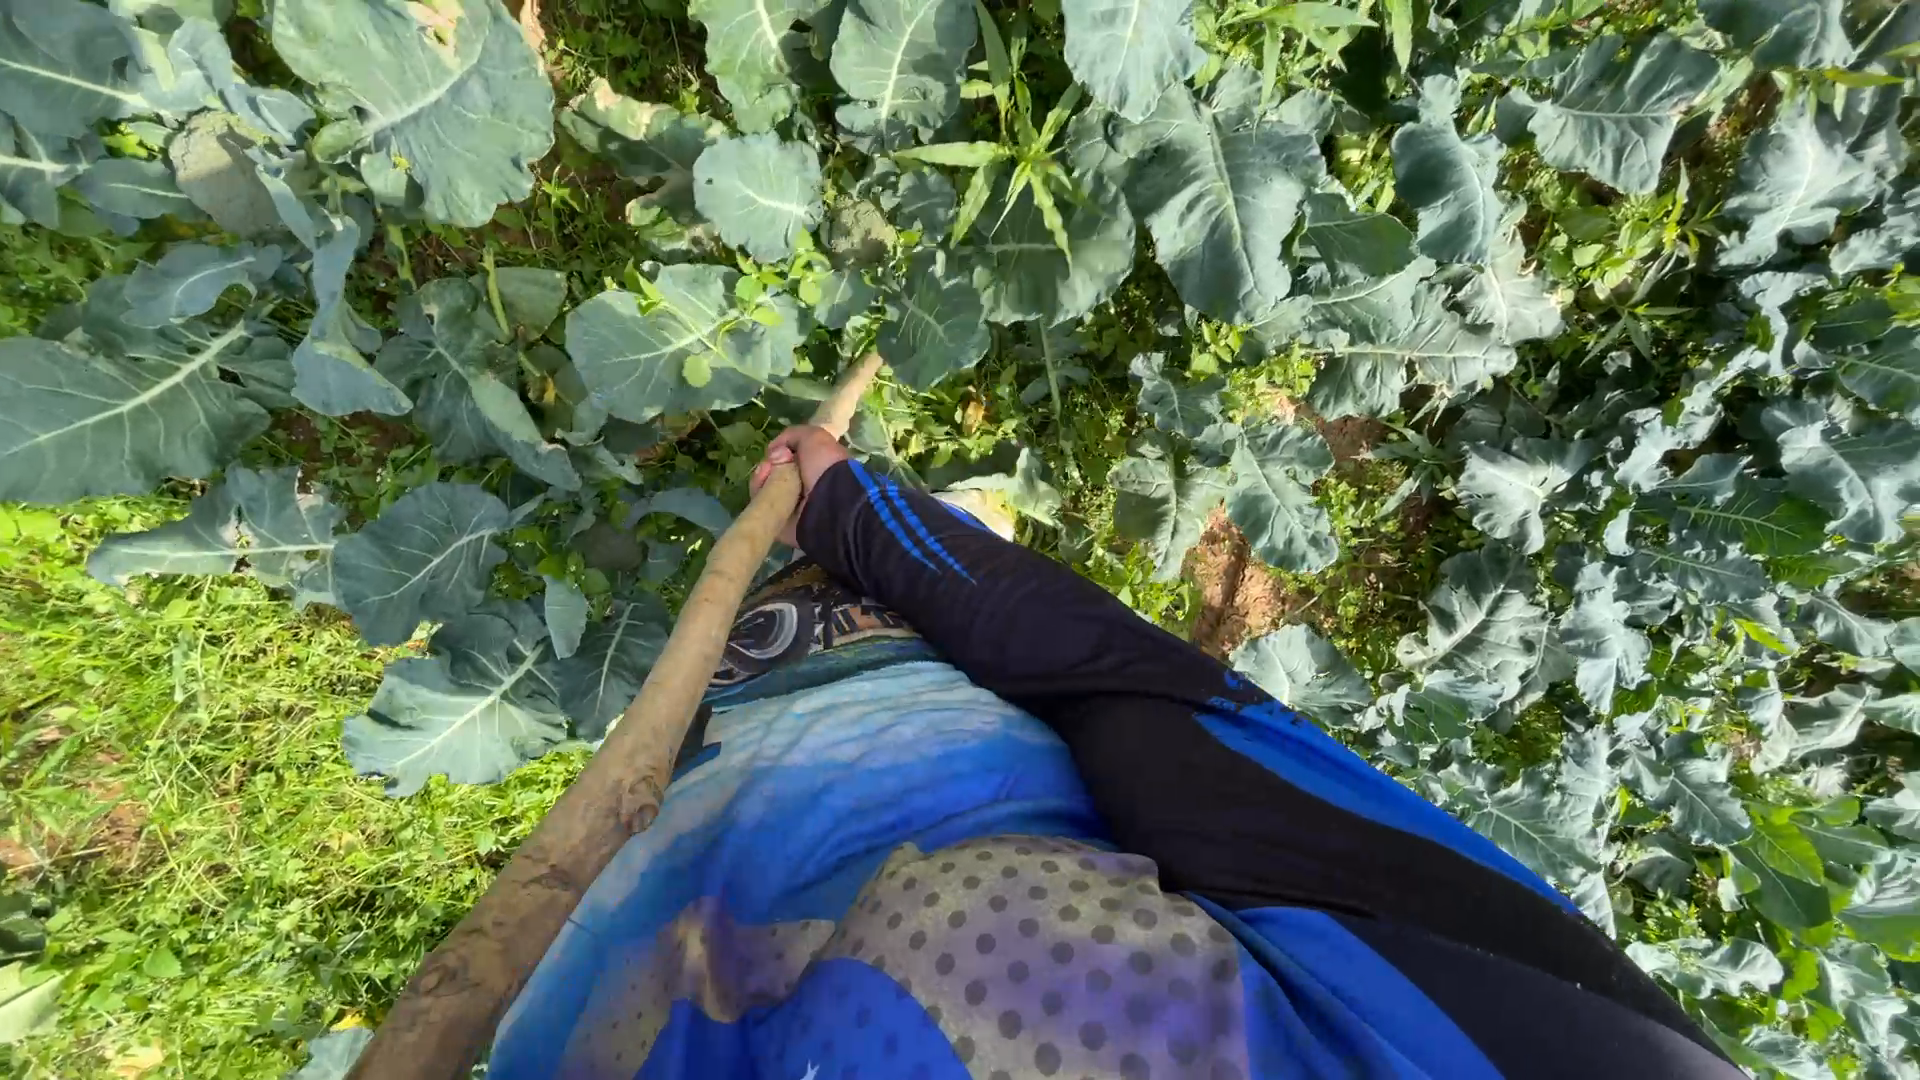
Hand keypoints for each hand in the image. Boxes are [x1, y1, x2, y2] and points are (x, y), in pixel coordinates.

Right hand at [750, 425, 850, 547]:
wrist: (829, 501)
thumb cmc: (825, 466)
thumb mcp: (814, 438)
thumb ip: (793, 436)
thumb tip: (775, 452)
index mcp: (815, 470)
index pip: (789, 460)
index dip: (780, 453)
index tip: (779, 452)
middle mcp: (803, 488)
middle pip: (773, 473)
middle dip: (768, 465)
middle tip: (771, 465)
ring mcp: (790, 506)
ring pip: (764, 488)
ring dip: (761, 477)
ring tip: (767, 475)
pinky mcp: (779, 523)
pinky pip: (760, 505)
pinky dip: (758, 494)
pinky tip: (765, 489)